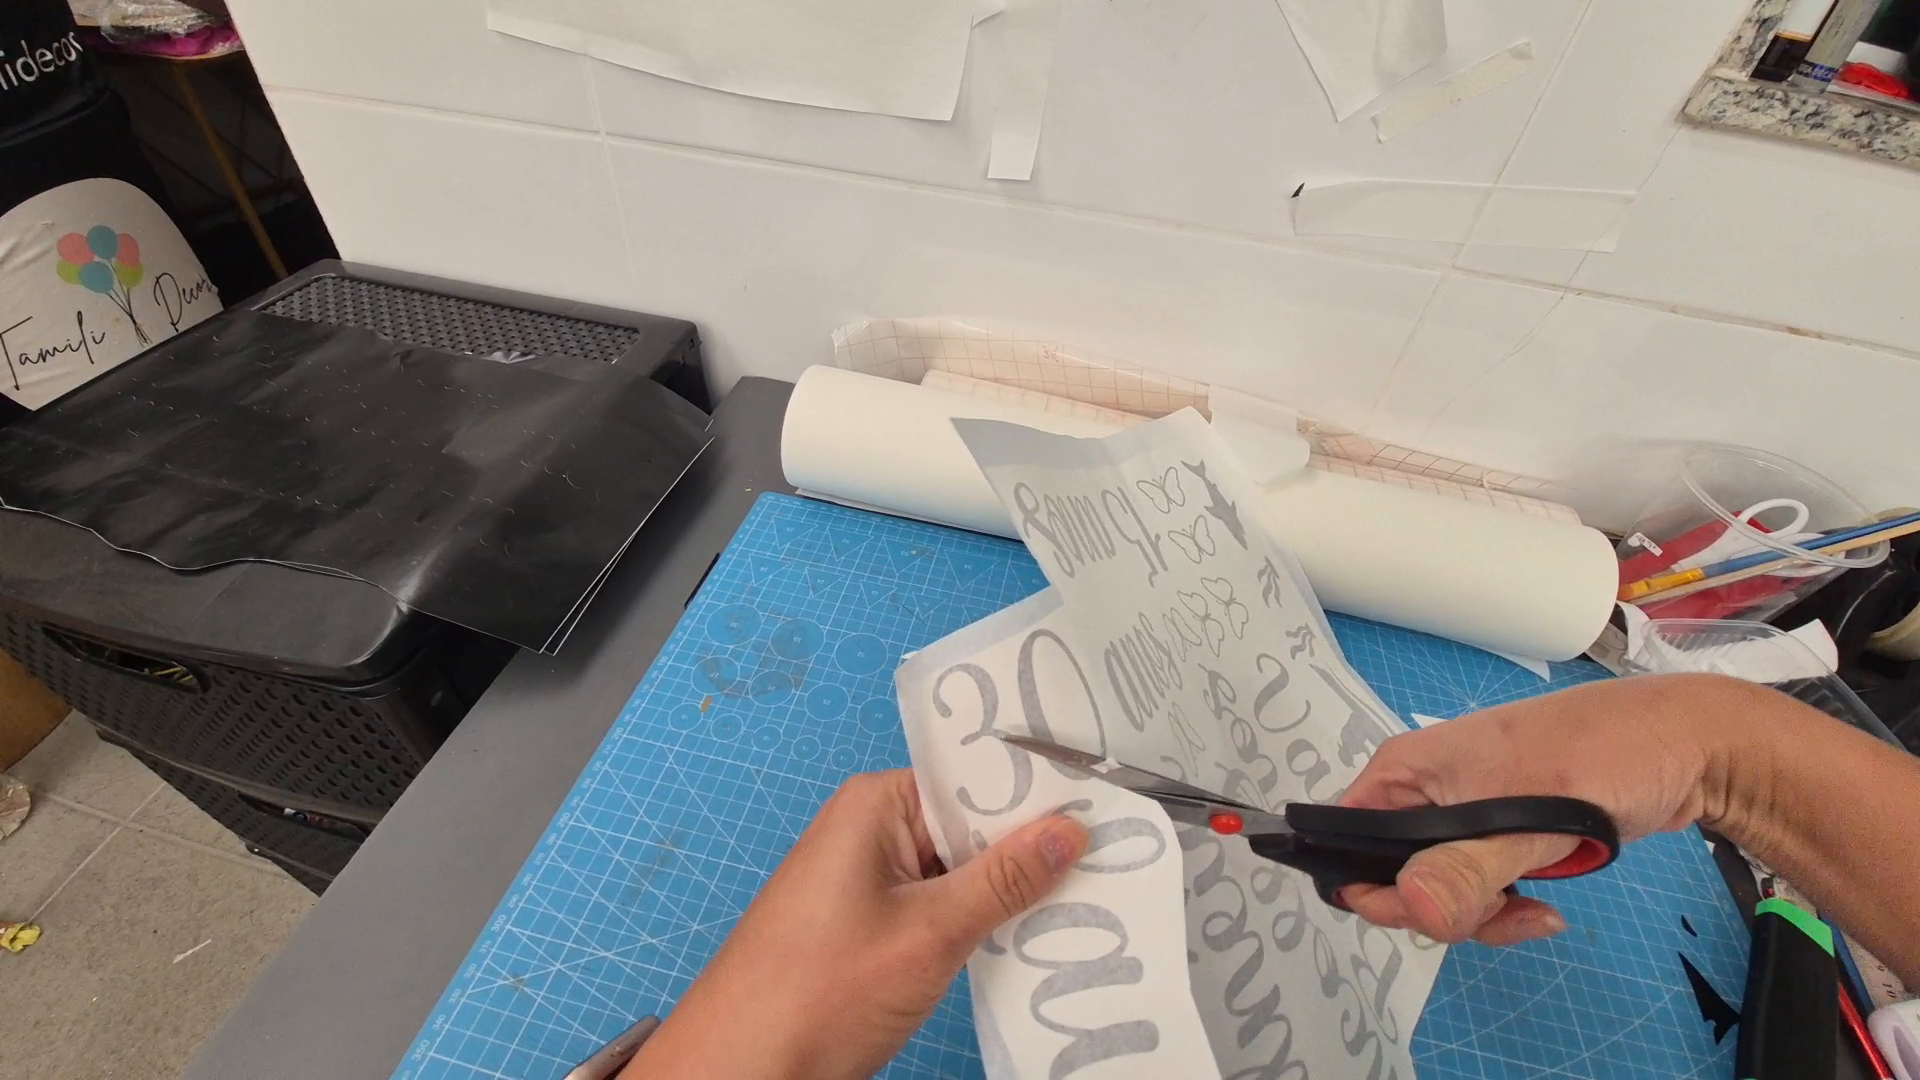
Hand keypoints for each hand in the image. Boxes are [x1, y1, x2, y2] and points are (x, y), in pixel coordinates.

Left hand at [624, 770, 1088, 1078]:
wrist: (737, 1071)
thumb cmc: (823, 988)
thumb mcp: (928, 933)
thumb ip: (1003, 881)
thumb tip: (1069, 830)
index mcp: (877, 801)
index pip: (970, 778)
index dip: (1031, 793)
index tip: (1095, 806)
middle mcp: (872, 824)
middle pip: (965, 821)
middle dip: (1024, 844)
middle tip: (1105, 853)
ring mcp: (868, 872)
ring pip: (954, 864)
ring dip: (1002, 885)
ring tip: (1083, 890)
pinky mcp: (868, 915)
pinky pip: (935, 897)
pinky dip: (973, 913)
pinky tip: (1025, 930)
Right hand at [1336, 673, 1753, 946]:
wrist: (1678, 744)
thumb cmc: (1591, 759)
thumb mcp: (1525, 819)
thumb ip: (1464, 867)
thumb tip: (1412, 908)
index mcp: (1401, 773)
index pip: (1348, 836)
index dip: (1370, 883)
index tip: (1427, 915)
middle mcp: (1417, 792)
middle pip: (1391, 868)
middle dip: (1438, 905)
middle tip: (1496, 909)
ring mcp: (1456, 814)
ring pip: (1434, 883)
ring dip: (1478, 911)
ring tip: (1533, 909)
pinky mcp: (1494, 833)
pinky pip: (1472, 882)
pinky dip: (1501, 904)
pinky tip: (1542, 907)